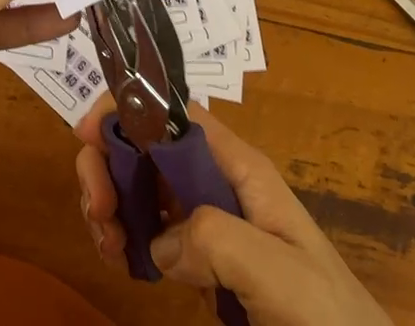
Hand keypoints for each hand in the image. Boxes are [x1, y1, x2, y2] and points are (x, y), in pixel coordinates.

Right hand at [74, 100, 390, 325]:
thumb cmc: (328, 316)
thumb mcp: (281, 272)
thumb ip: (218, 239)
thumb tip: (159, 242)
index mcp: (238, 169)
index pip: (173, 113)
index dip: (125, 110)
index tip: (86, 140)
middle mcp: (214, 183)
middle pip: (141, 147)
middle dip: (106, 169)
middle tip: (99, 215)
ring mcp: (203, 220)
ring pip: (134, 186)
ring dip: (107, 206)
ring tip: (109, 248)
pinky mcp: (196, 257)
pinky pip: (142, 230)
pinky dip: (119, 238)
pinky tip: (121, 263)